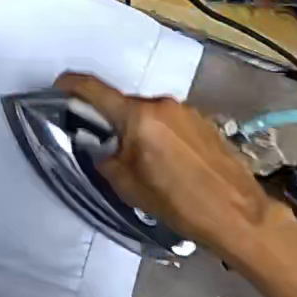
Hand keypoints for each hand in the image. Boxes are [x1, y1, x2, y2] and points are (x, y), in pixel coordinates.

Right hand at [53, 73, 294, 259]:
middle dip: (112, 122)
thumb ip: (107, 159)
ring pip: (149, 114)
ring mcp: (186, 110)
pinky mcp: (203, 120)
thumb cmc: (179, 203)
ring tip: (144, 164)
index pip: (97, 90)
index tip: (59, 85)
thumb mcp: (129, 187)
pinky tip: (168, 163)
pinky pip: (170, 121)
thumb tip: (102, 147)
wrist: (236, 212)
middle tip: (107, 148)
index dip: (73, 85)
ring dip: (139, 131)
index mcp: (140, 117)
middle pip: (125, 105)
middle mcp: (162, 104)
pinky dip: (160, 135)